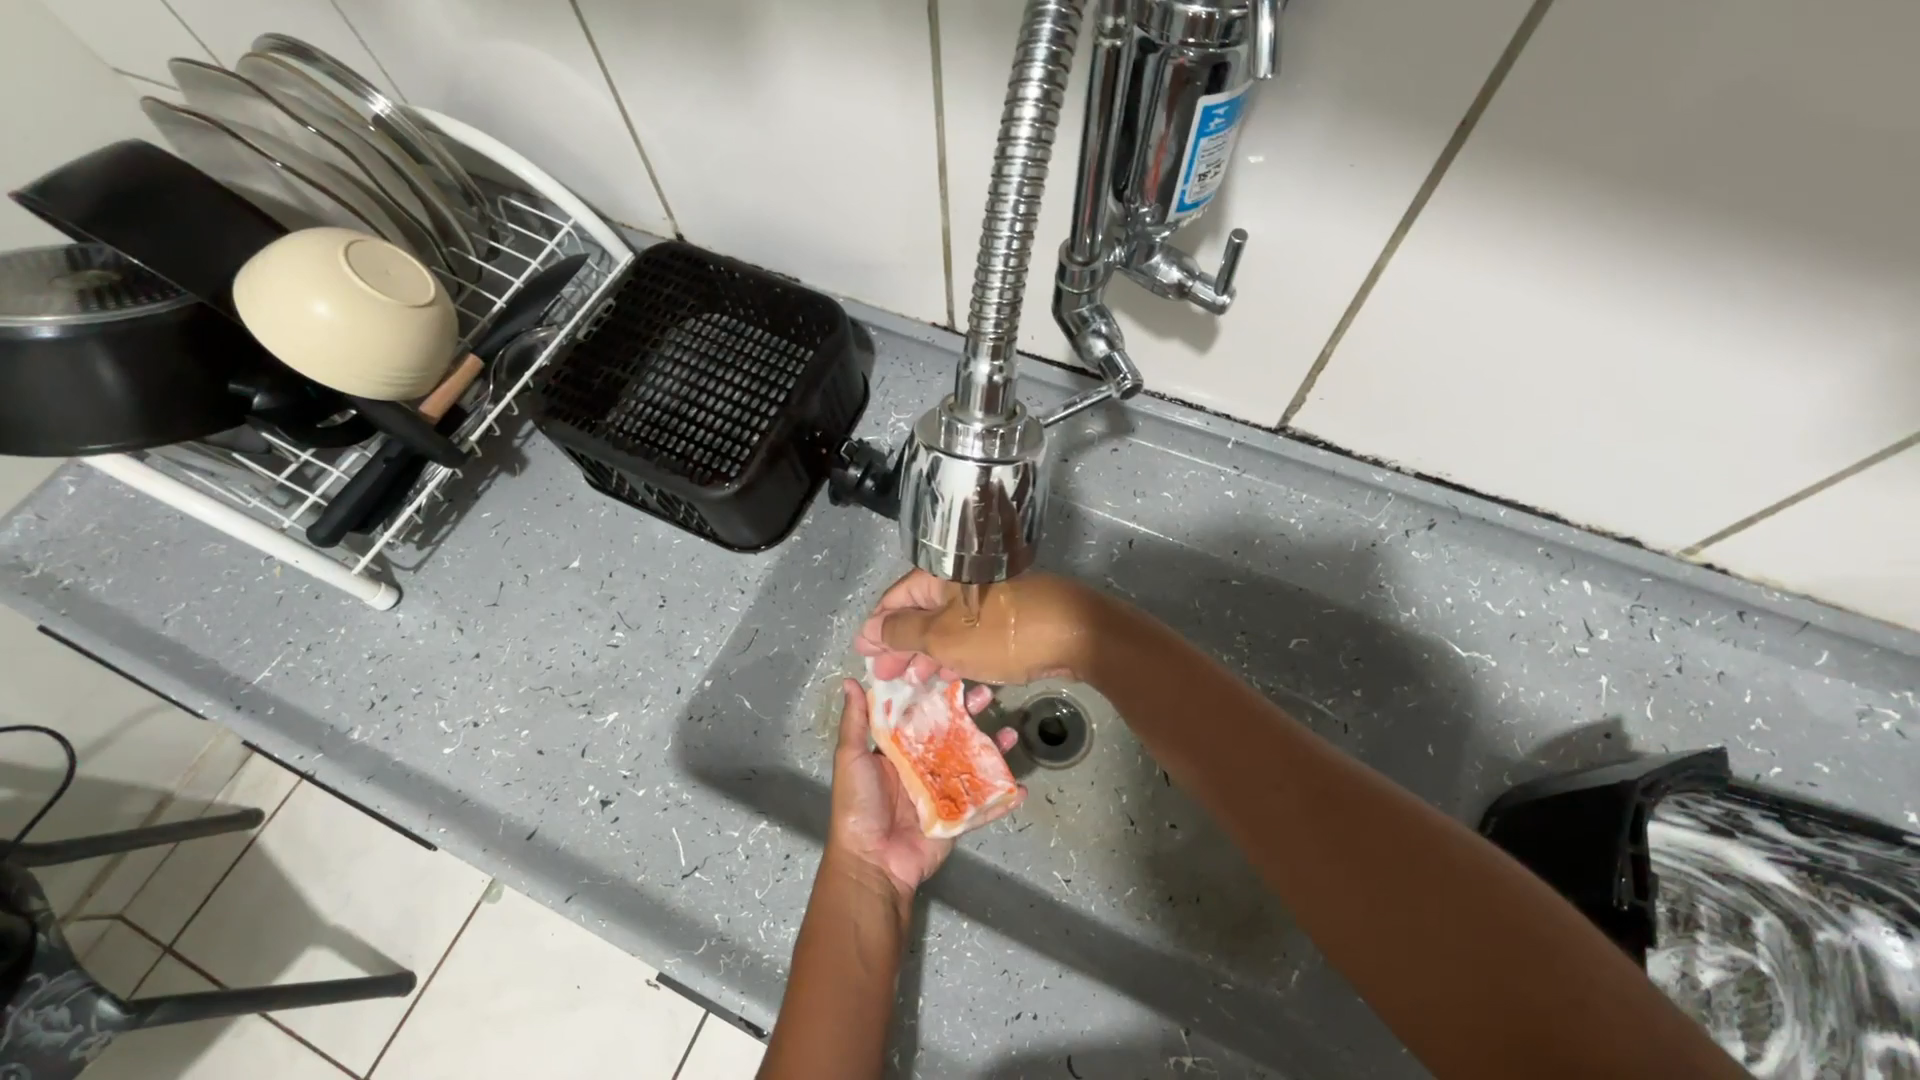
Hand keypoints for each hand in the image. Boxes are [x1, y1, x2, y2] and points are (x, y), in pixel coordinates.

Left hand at [826, 678, 1020, 902]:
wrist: (872, 861)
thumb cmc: (858, 806)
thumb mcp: (851, 758)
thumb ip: (856, 721)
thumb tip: (851, 681)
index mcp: (898, 750)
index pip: (922, 715)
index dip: (938, 696)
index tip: (954, 674)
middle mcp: (922, 766)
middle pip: (952, 734)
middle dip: (970, 714)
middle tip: (988, 695)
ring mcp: (942, 792)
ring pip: (973, 764)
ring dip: (993, 749)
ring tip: (1011, 734)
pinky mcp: (956, 818)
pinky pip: (983, 806)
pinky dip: (1003, 799)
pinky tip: (1021, 788)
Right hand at [855, 569, 1104, 685]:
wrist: (1075, 634)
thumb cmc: (1003, 634)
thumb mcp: (944, 638)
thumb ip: (904, 633)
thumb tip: (872, 628)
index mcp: (943, 578)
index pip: (896, 598)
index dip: (877, 626)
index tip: (862, 652)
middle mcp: (963, 584)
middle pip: (921, 613)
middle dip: (901, 645)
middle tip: (884, 674)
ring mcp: (989, 601)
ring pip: (947, 627)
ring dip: (927, 654)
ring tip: (912, 681)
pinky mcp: (1009, 621)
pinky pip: (971, 637)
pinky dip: (956, 655)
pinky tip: (949, 677)